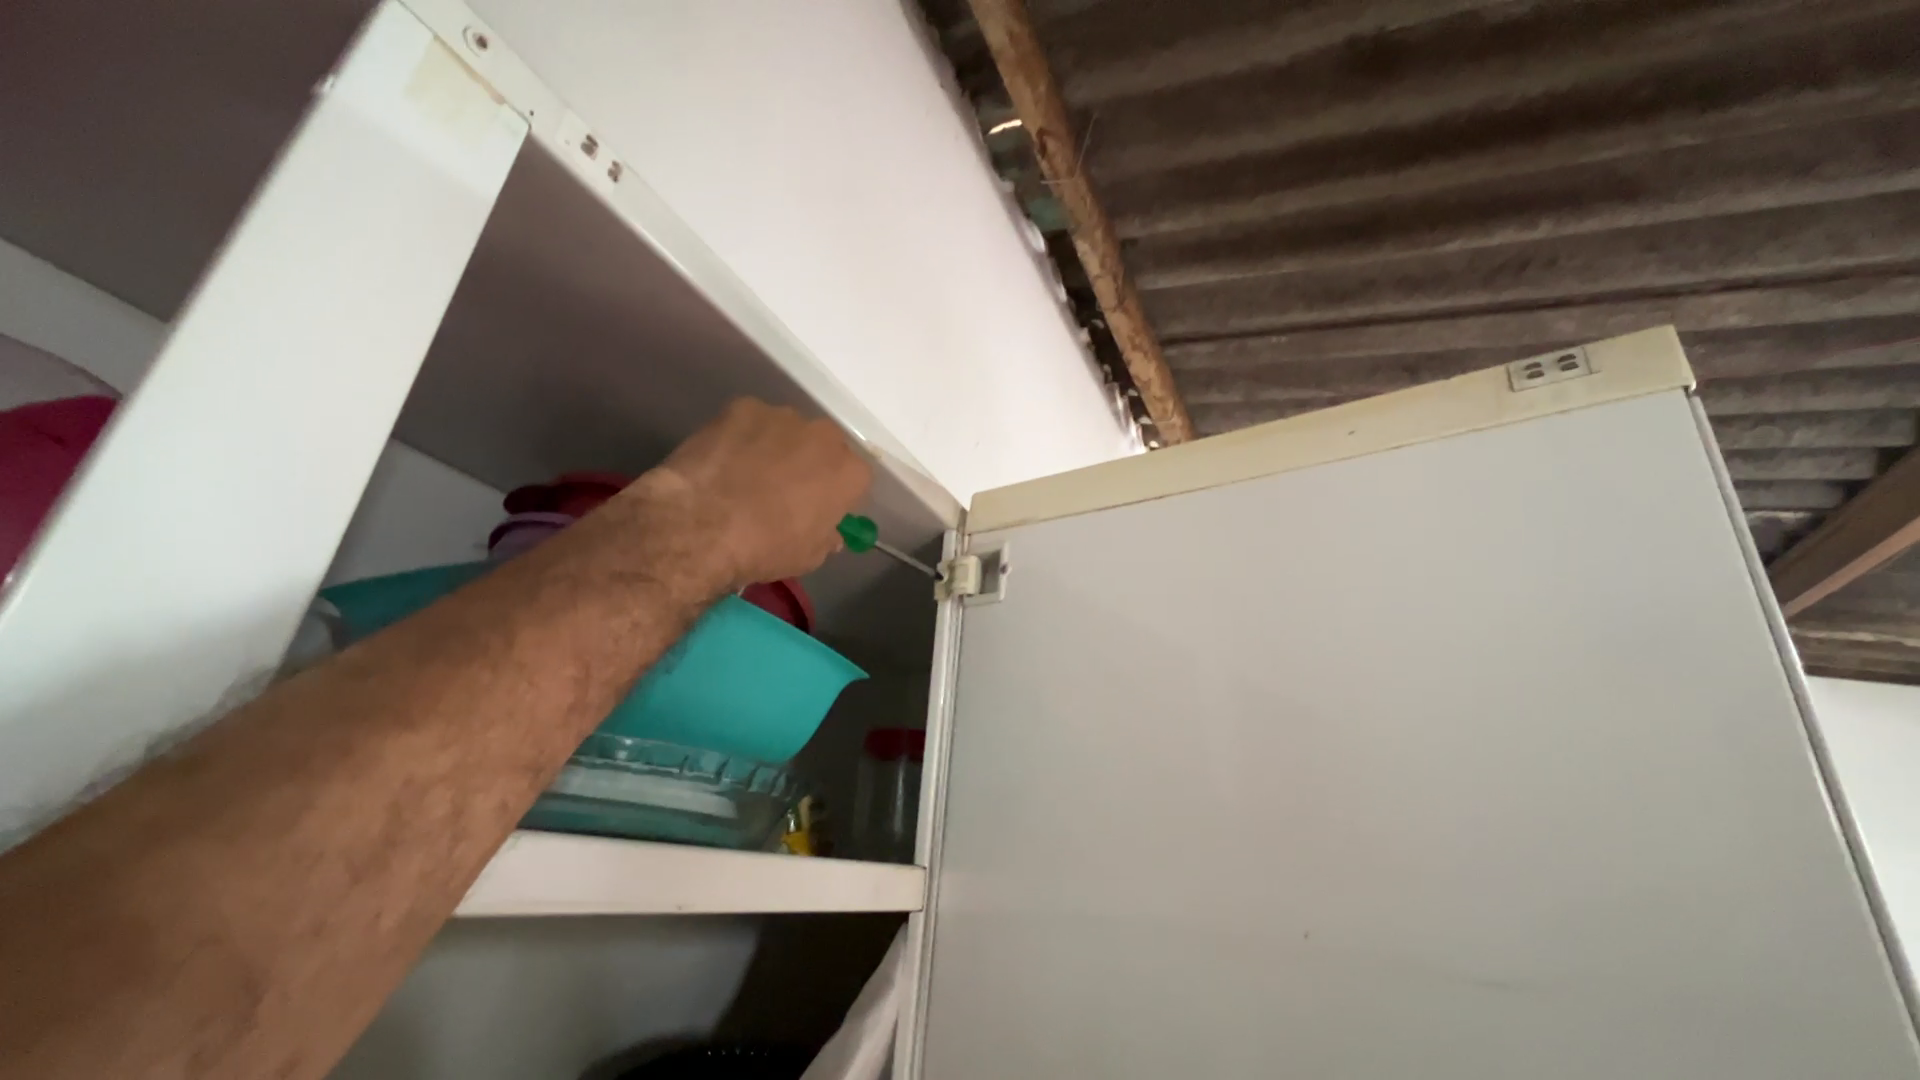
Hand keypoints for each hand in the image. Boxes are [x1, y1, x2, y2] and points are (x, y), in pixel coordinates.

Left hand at [642, 399, 871, 588]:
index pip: (854, 478)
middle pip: (823, 446)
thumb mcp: (808, 557)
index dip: (836, 495)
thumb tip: (828, 533)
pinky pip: (749, 422)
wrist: (703, 523)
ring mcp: (782, 416)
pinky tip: (722, 461)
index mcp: (849, 472)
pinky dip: (741, 437)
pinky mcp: (742, 406)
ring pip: (786, 431)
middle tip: (783, 490)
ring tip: (746, 475)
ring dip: (775, 447)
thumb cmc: (766, 546)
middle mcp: (824, 435)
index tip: (819, 509)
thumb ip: (825, 537)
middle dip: (809, 464)